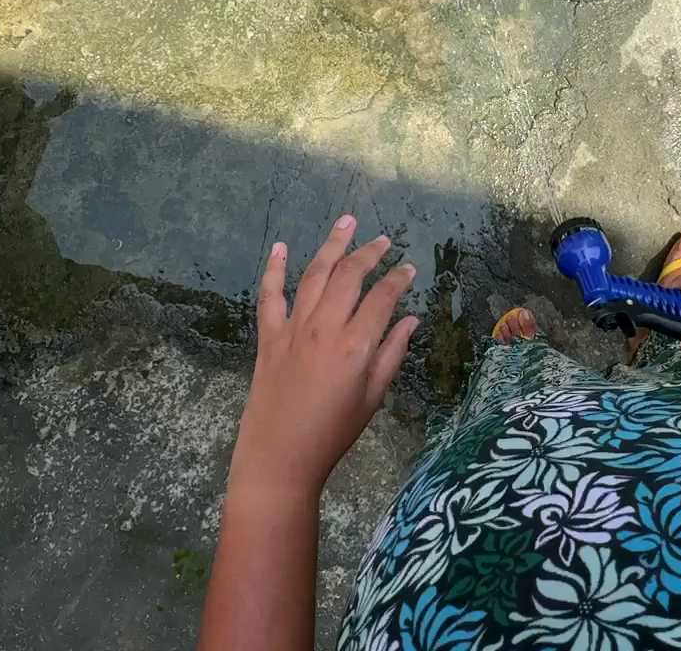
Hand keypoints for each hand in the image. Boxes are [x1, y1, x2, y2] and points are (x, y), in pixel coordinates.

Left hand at [227, 216, 420, 499]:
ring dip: (332, 246)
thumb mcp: (373, 397)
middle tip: (383, 240)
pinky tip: (281, 247)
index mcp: (355, 345)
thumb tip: (411, 320)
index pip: (382, 297)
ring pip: (315, 274)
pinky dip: (274, 269)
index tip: (409, 269)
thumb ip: (392, 354)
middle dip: (370, 253)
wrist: (279, 459)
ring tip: (346, 222)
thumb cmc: (333, 433)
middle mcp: (324, 328)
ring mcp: (293, 329)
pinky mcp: (269, 337)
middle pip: (349, 276)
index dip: (399, 279)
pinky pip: (270, 295)